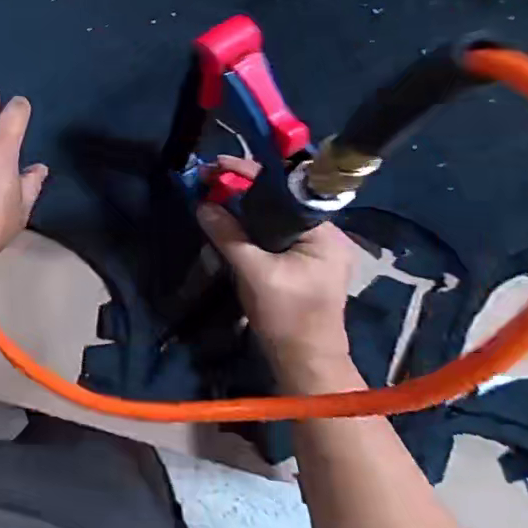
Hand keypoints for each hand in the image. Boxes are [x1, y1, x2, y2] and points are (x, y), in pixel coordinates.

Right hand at [195, 157, 358, 387]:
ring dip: (243, 209)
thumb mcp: (254, 273)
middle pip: (279, 201)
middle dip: (243, 189)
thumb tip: (202, 204)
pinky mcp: (299, 264)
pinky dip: (249, 228)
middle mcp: (324, 236)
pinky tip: (226, 221)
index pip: (287, 190)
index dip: (252, 174)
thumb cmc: (288, 317)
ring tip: (213, 194)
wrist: (304, 362)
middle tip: (210, 179)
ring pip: (273, 218)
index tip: (219, 164)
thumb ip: (228, 235)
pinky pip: (272, 235)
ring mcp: (313, 251)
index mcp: (325, 233)